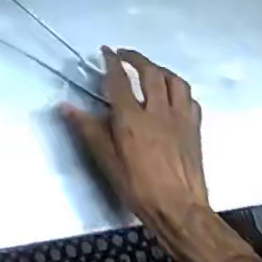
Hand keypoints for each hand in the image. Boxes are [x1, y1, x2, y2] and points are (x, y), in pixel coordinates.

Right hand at [64, 47, 213, 255]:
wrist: (180, 210)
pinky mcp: (195, 128)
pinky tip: (173, 95)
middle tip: (125, 54)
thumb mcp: (106, 161)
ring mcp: (179, 118)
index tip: (106, 51)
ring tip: (151, 69)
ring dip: (160, 69)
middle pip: (150, 72)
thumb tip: (66, 107)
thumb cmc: (138, 188)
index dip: (112, 61)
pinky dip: (179, 90)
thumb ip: (89, 130)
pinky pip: (190, 99)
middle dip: (136, 58)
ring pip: (174, 81)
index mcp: (131, 118)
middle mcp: (157, 111)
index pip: (120, 79)